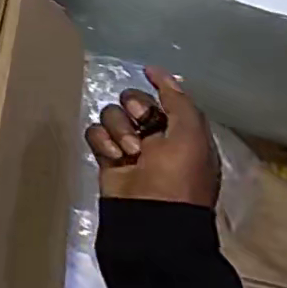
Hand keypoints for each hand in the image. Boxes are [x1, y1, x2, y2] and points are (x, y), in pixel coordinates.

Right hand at [84, 65, 218, 208]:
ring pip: (112, 115)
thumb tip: (155, 70)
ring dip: (119, 129)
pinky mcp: (106, 156)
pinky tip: (112, 155)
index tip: (147, 74)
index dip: (158, 89)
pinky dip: (102, 140)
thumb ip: (178, 101)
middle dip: (135, 108)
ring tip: (129, 151)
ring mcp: (128, 147)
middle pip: (133, 102)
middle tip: (141, 124)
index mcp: (182, 134)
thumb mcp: (191, 137)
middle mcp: (156, 137)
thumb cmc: (178, 176)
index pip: (164, 99)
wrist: (152, 217)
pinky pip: (95, 132)